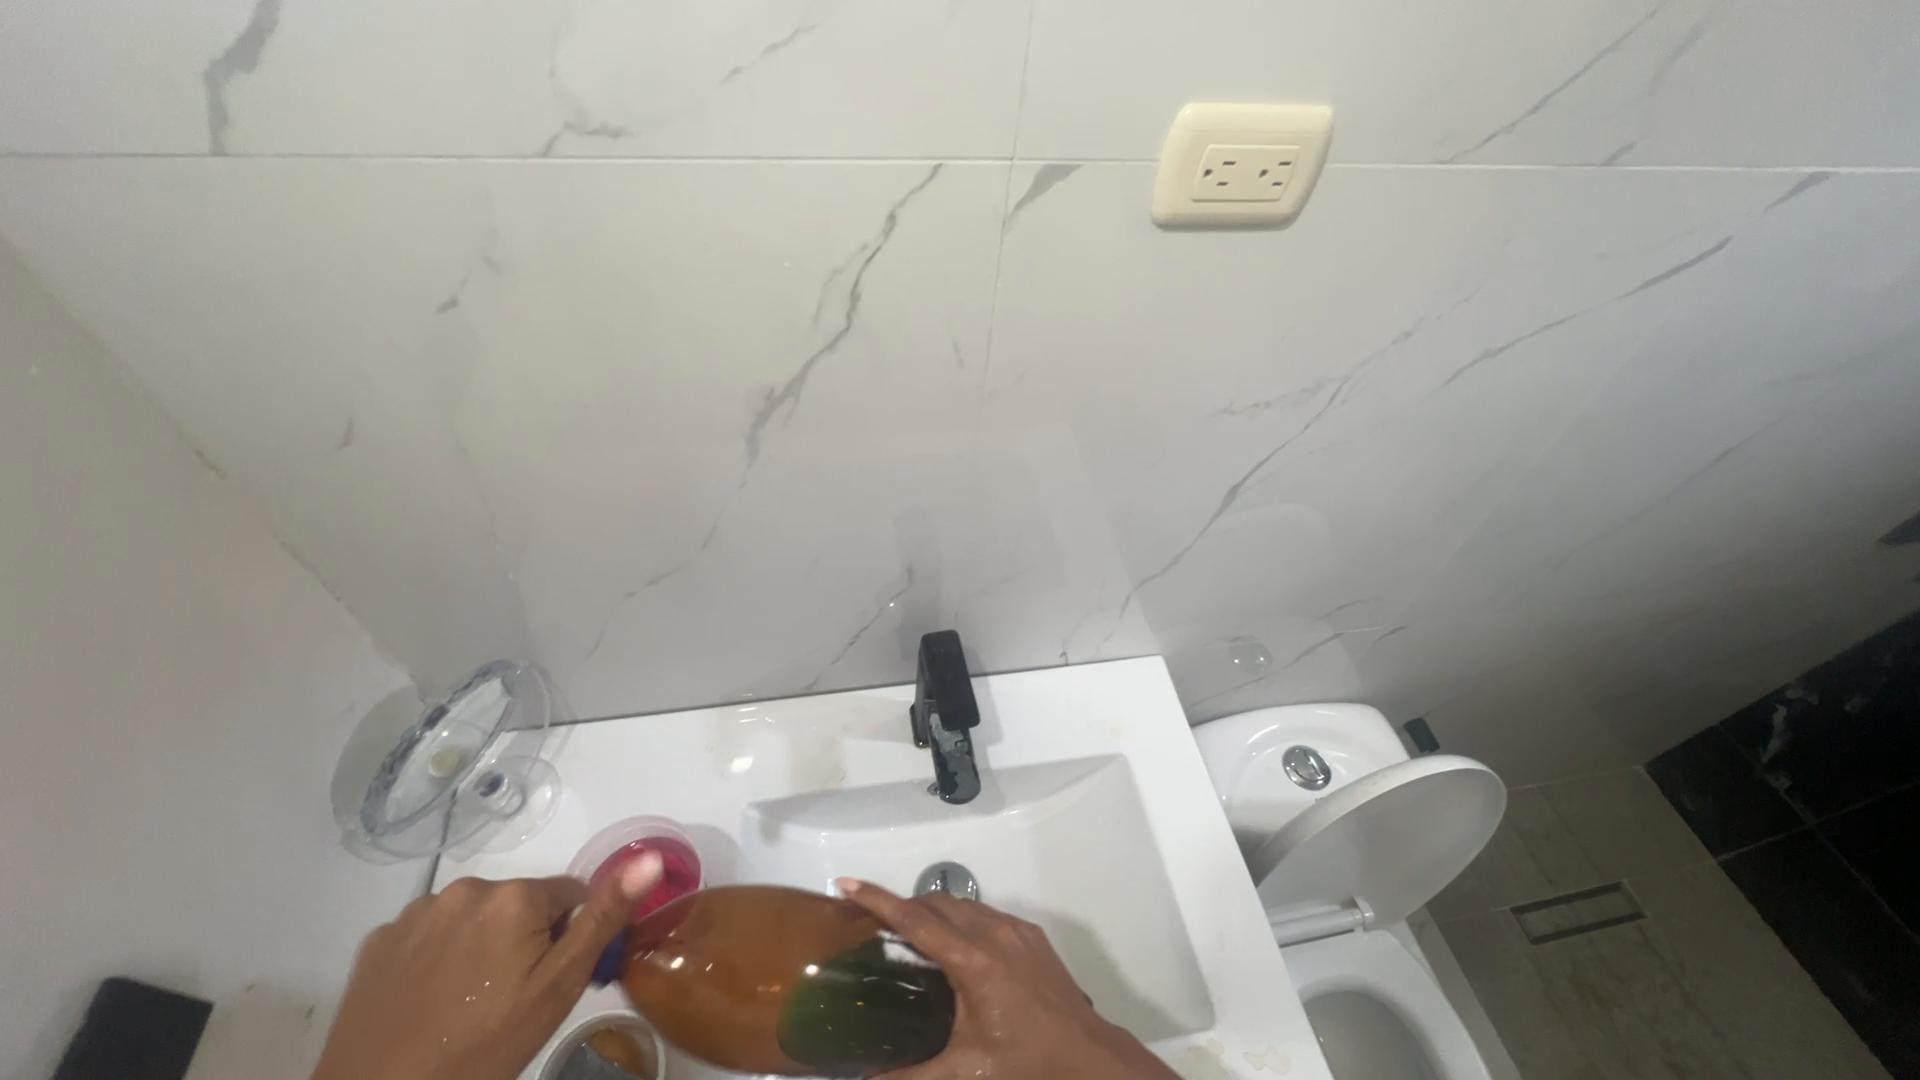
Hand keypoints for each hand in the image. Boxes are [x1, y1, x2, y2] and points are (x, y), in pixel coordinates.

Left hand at [312, 855, 661, 1079]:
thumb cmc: (484, 1047)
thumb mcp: (559, 987)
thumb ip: (603, 917)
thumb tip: (650, 857)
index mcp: (515, 897)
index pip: (569, 896)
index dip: (567, 937)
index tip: (548, 981)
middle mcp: (466, 888)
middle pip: (520, 904)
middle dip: (524, 939)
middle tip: (510, 998)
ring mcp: (416, 913)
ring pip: (475, 917)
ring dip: (481, 945)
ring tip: (468, 1003)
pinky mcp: (379, 940)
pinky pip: (429, 934)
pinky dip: (438, 956)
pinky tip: (430, 999)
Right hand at [837, 879, 1178, 1079]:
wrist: (1088, 1056)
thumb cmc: (1024, 1062)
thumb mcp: (964, 1073)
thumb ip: (909, 1076)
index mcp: (971, 960)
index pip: (914, 919)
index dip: (877, 899)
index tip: (847, 883)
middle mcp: (992, 932)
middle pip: (935, 902)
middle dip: (901, 904)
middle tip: (873, 920)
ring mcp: (1015, 928)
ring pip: (962, 904)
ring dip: (932, 910)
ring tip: (910, 932)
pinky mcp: (1031, 934)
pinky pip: (985, 913)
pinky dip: (961, 918)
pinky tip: (956, 945)